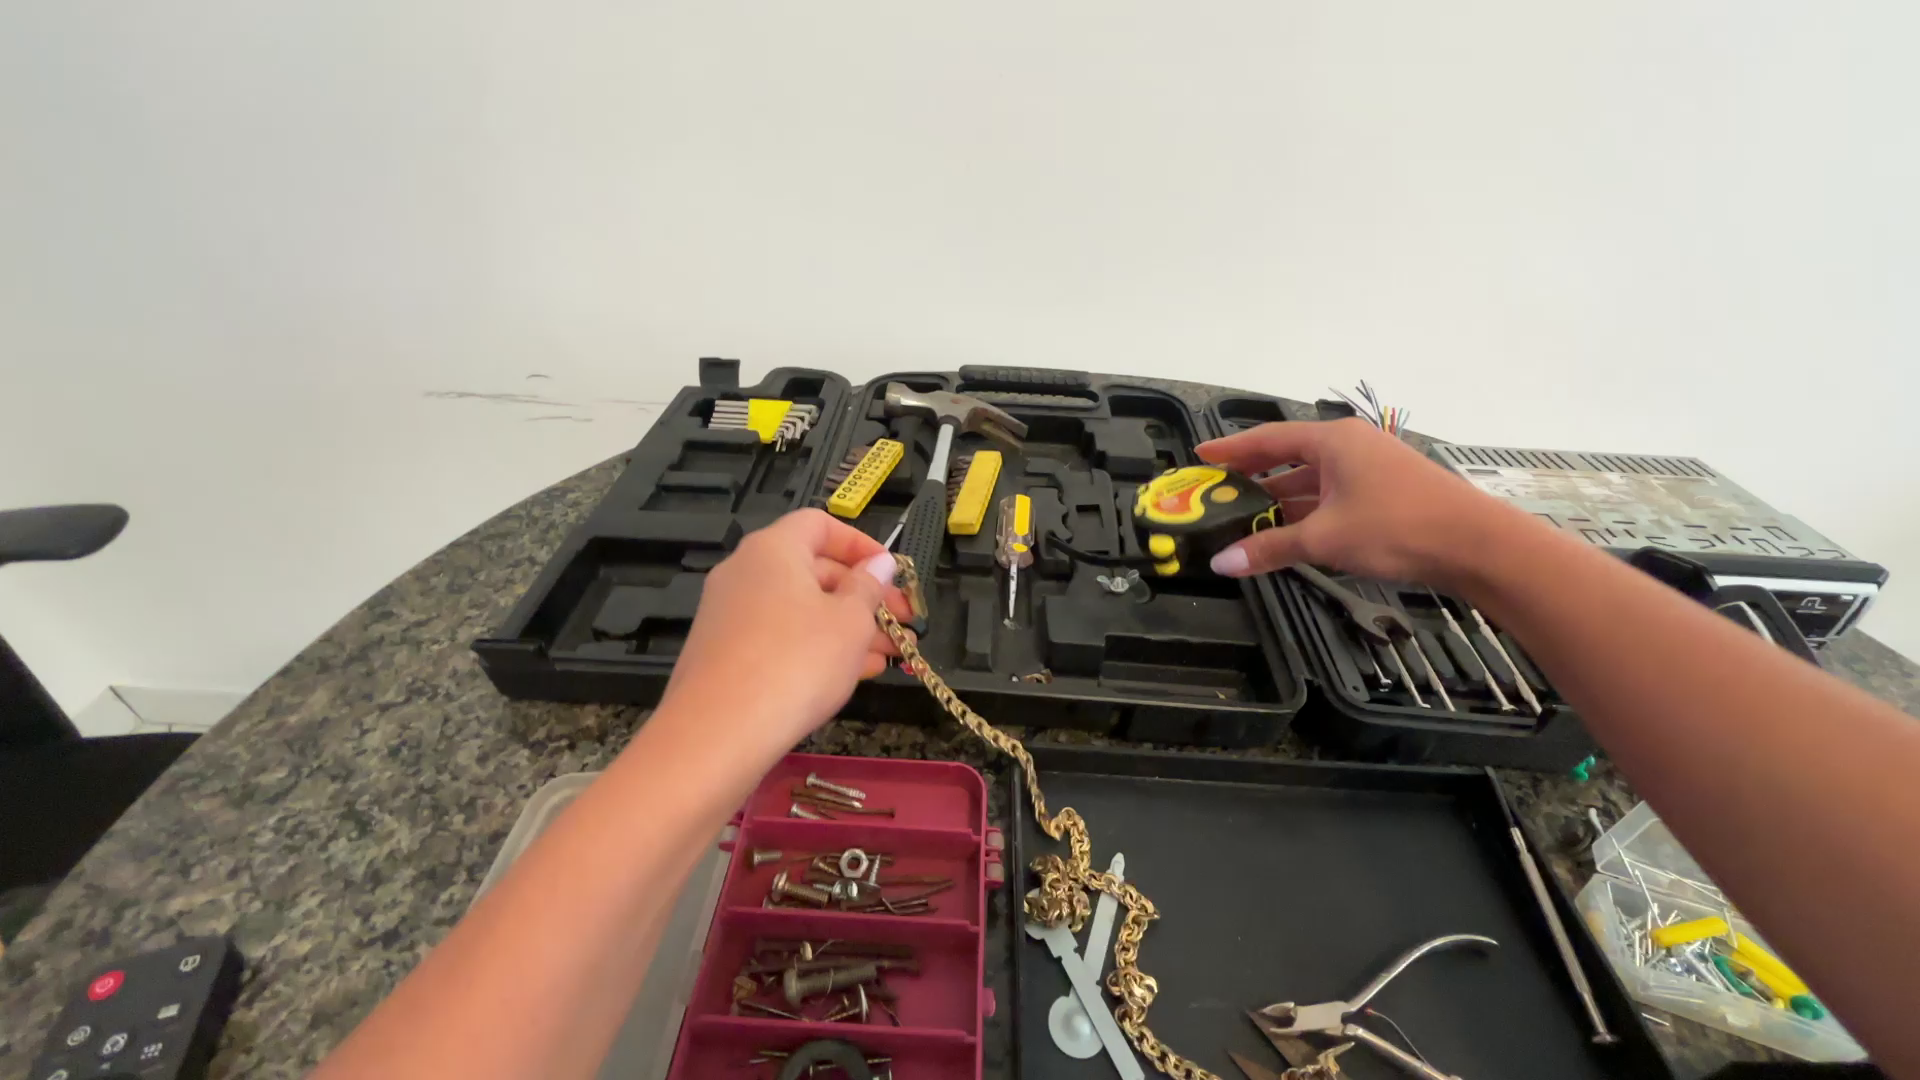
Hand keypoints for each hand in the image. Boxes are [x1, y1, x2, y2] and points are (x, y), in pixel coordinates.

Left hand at [660, 509, 912, 751]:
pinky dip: (818, 647)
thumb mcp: (850, 621)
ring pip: (802, 609)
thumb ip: (870, 586)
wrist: (718, 734)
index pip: (821, 524)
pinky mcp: (725, 654)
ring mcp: (730, 615)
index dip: (862, 544)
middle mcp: (746, 572)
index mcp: (774, 549)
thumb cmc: (797, 662)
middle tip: (905, 625)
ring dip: (850, 627)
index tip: (893, 574)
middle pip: (815, 570)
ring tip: (893, 657)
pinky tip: (854, 674)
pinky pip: (781, 637)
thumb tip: (880, 563)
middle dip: (865, 597)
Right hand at [1195, 418, 1518, 585]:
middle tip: (1217, 490)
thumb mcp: (1324, 539)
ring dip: (1278, 497)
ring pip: (1310, 479)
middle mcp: (1349, 446)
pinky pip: (1330, 494)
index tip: (1201, 455)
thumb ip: (1269, 548)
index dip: (1230, 448)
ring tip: (1242, 515)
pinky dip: (1305, 510)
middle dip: (1252, 475)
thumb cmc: (1397, 527)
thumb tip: (1221, 562)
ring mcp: (1369, 468)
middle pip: (1287, 456)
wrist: (1478, 546)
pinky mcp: (1383, 491)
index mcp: (1333, 441)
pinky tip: (1286, 530)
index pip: (1267, 439)